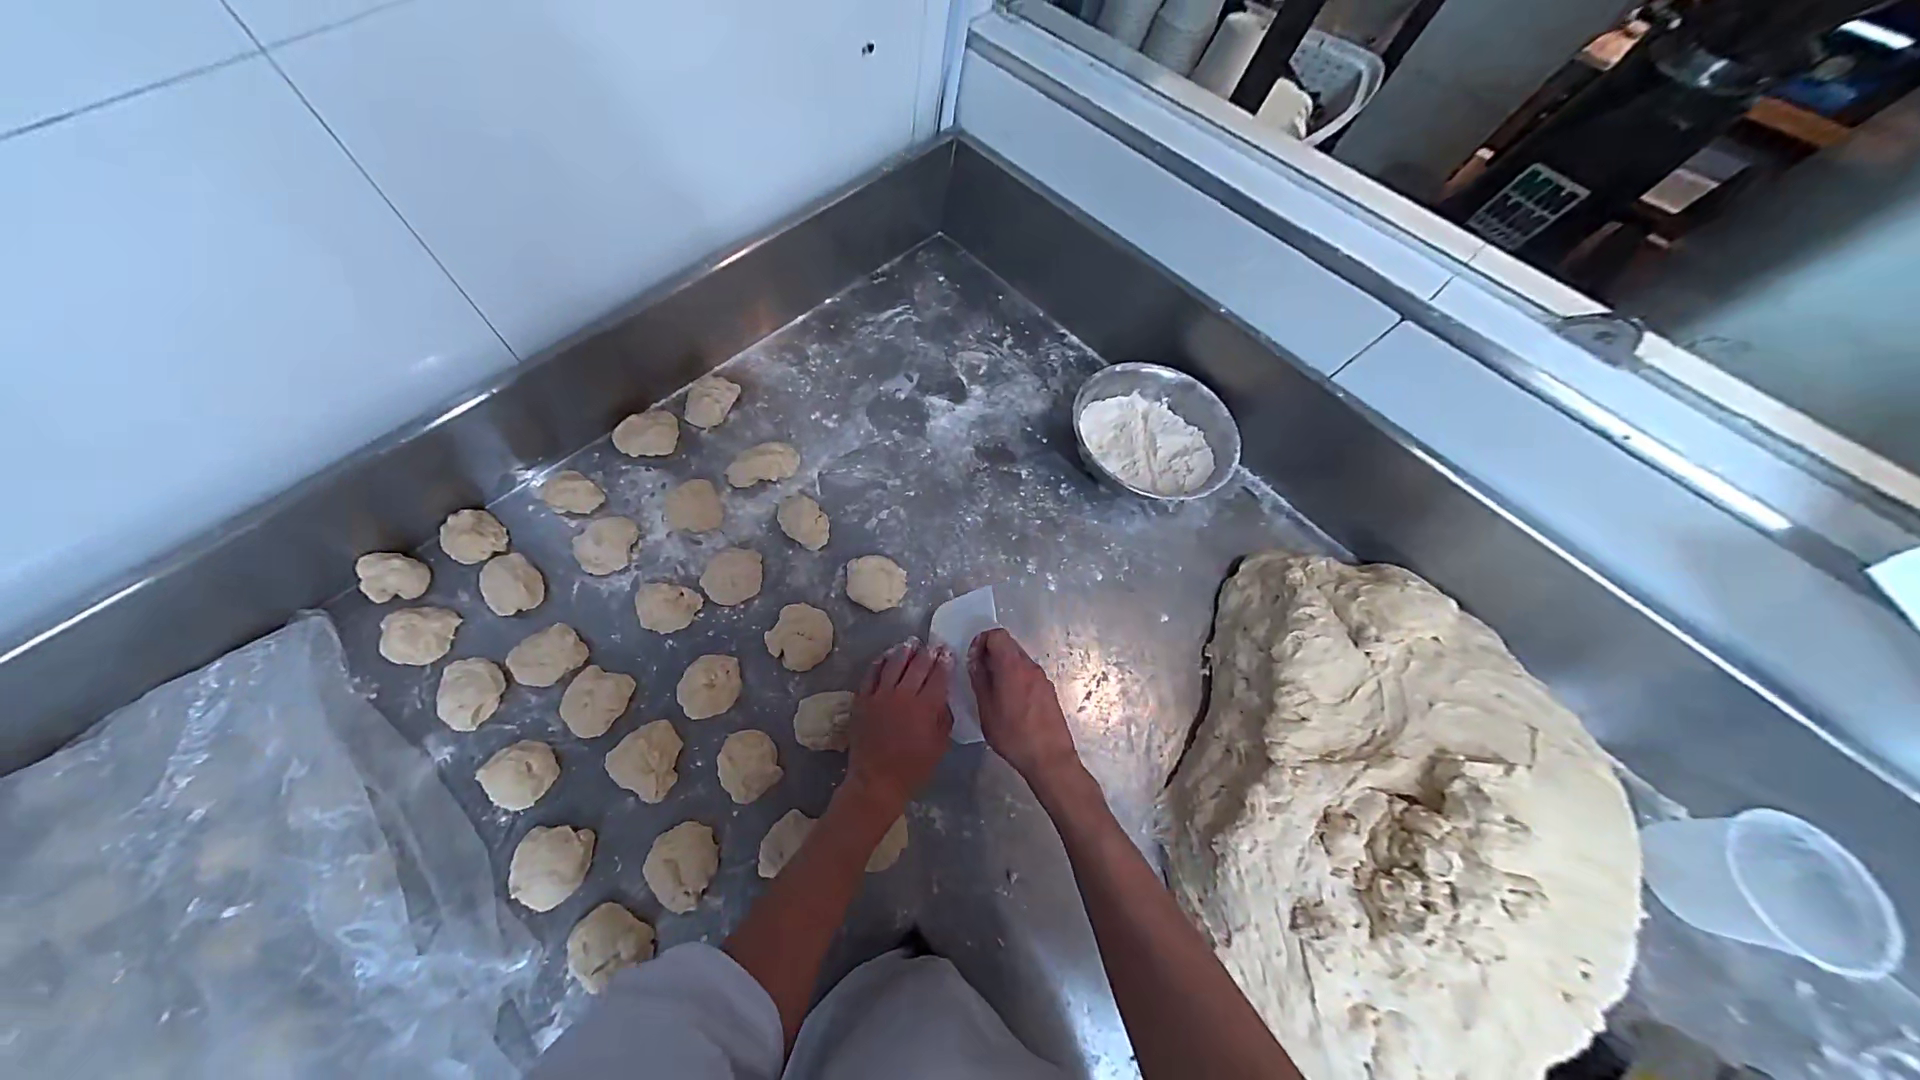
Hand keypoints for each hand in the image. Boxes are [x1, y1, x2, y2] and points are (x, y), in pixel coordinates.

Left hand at [844, 640, 953, 813]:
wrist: (876, 781)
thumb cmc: (913, 767)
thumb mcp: (940, 744)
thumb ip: (943, 716)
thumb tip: (943, 696)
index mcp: (926, 706)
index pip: (939, 676)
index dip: (945, 661)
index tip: (948, 652)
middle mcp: (903, 695)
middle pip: (917, 665)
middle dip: (928, 652)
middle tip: (933, 645)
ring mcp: (880, 695)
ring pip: (893, 664)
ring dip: (904, 651)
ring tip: (911, 643)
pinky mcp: (862, 700)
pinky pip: (871, 674)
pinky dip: (880, 662)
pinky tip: (886, 657)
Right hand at [969, 629, 1080, 787]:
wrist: (1049, 758)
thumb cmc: (1013, 734)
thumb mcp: (986, 708)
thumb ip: (979, 679)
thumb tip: (975, 660)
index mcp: (1013, 666)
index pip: (997, 634)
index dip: (981, 641)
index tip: (973, 659)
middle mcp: (1030, 666)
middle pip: (1009, 645)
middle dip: (991, 653)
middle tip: (979, 674)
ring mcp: (1042, 678)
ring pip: (1019, 660)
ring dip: (1003, 666)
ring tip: (993, 691)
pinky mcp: (1048, 691)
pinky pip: (1027, 674)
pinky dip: (1015, 677)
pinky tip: (1009, 701)